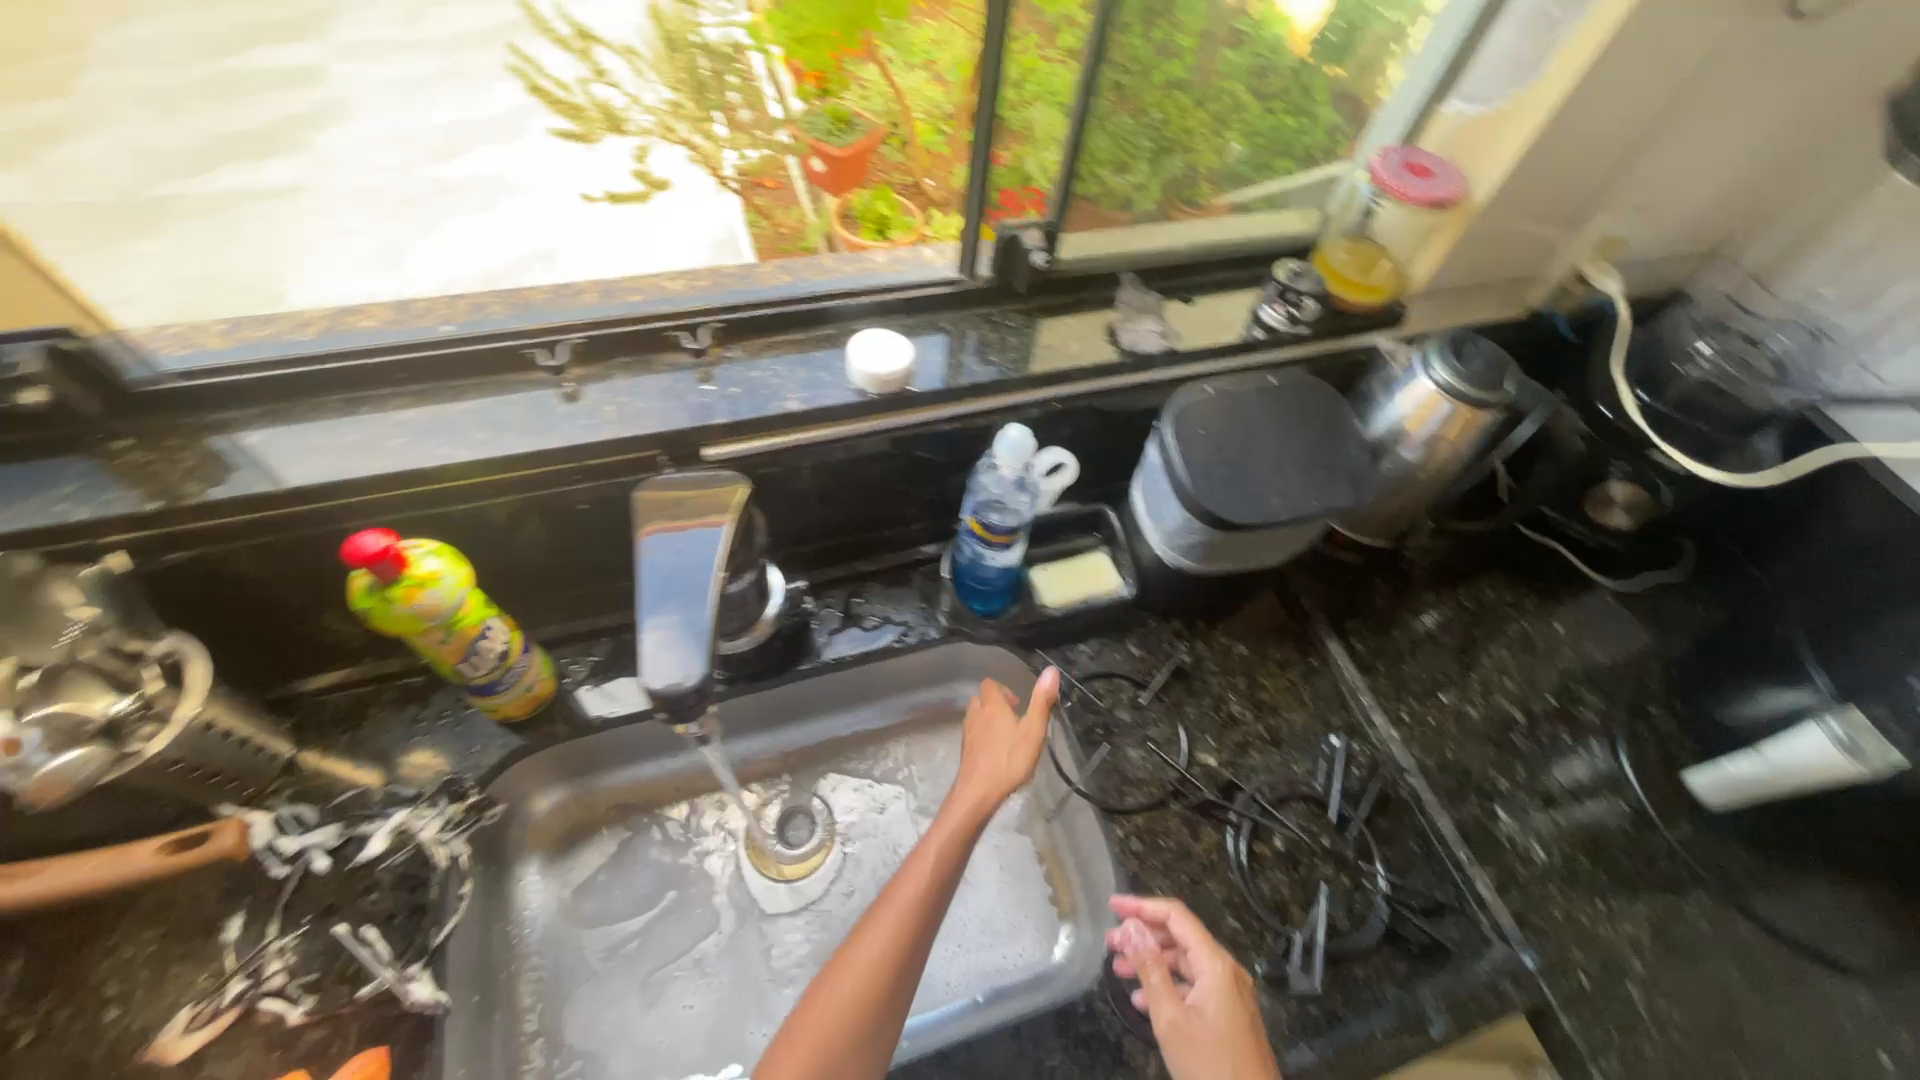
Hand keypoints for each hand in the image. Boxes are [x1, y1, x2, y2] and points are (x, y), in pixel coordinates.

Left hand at [948, 668, 1059, 819]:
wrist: (979, 792)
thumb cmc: (1010, 759)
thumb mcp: (1033, 730)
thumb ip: (1041, 701)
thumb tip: (1051, 670)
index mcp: (992, 706)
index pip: (990, 684)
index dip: (1003, 689)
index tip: (1018, 704)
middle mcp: (976, 714)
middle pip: (981, 699)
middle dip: (995, 704)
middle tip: (1014, 718)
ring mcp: (967, 733)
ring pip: (975, 716)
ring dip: (988, 719)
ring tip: (1006, 734)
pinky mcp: (965, 751)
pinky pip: (973, 734)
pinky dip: (983, 736)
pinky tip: (996, 752)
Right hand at [1107, 895, 1281, 1079]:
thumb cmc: (1209, 1067)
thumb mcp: (1170, 1018)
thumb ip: (1150, 969)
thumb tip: (1132, 927)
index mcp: (1215, 964)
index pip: (1176, 916)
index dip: (1142, 906)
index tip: (1112, 905)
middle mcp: (1226, 970)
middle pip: (1180, 938)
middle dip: (1143, 936)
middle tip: (1109, 943)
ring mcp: (1229, 993)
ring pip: (1185, 963)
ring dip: (1151, 963)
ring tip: (1118, 970)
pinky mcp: (1228, 1013)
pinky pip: (1193, 986)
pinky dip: (1167, 986)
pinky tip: (1142, 1001)